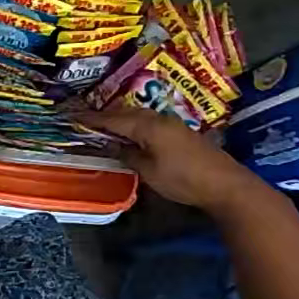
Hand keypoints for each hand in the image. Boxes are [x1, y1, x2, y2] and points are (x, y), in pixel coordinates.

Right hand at [76, 107, 271, 211]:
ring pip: (138, 116)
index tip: (72, 117)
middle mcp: (158, 119)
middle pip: (125, 113)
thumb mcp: (148, 171)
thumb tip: (113, 147)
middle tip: (85, 120)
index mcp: (147, 126)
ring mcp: (172, 124)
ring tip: (103, 125)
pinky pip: (149, 122)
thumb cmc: (183, 179)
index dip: (91, 119)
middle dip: (104, 116)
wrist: (226, 185)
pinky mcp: (180, 132)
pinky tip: (129, 133)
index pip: (112, 119)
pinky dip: (134, 124)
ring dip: (120, 119)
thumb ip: (128, 156)